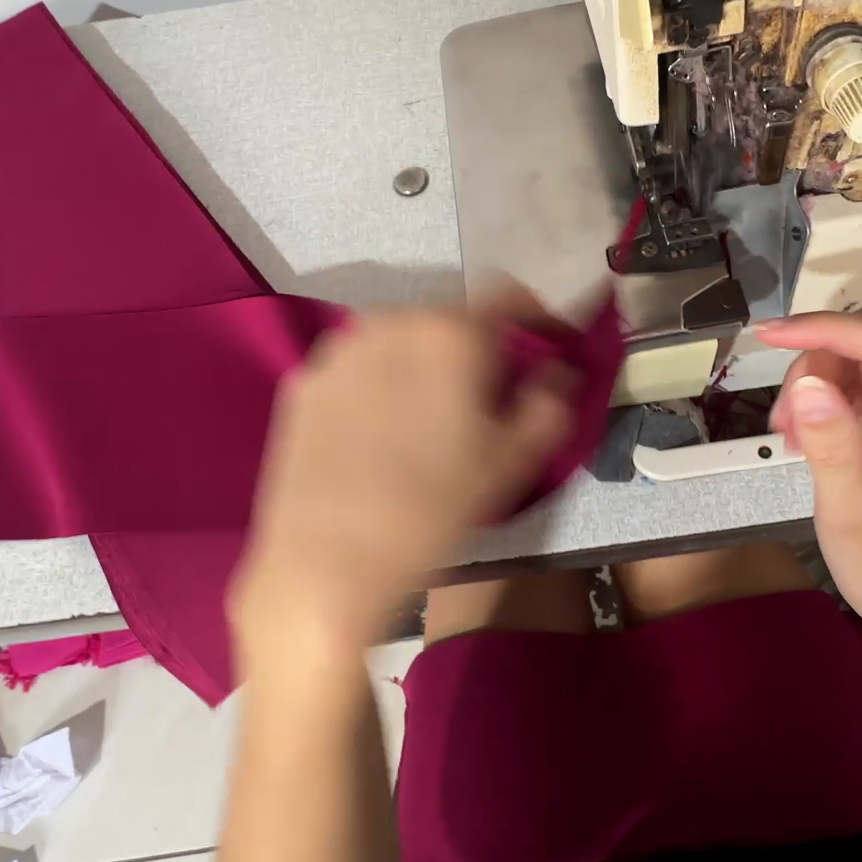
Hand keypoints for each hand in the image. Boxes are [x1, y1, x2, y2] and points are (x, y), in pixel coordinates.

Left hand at [232, 297, 574, 670]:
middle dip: (475, 349)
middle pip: (450, 320)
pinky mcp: (302, 383)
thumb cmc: (432, 510)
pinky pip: (358, 369)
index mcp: (450, 332)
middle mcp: (390, 323)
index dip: (535, 319)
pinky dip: (378, 386)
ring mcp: (339, 351)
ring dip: (423, 365)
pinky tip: (376, 438)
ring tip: (426, 422)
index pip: (508, 297)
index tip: (544, 348)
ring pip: (400, 342)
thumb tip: (559, 372)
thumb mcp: (511, 463)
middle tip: (484, 399)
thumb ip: (548, 404)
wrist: (325, 564)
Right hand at [753, 313, 861, 661]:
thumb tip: (805, 382)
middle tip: (783, 418)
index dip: (830, 330)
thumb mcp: (852, 516)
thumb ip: (832, 446)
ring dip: (817, 382)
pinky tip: (808, 437)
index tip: (769, 335)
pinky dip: (827, 398)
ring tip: (792, 438)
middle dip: (818, 363)